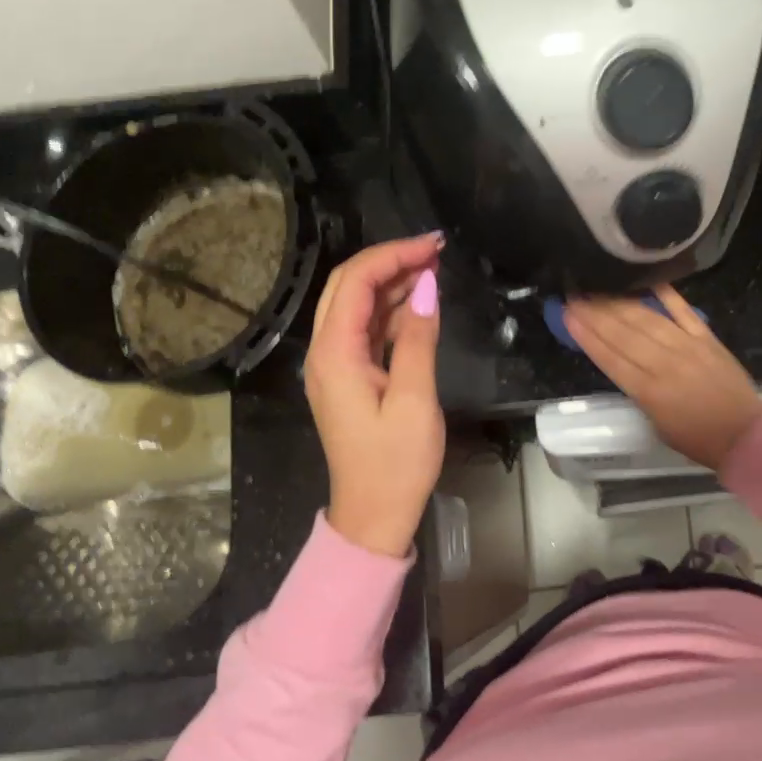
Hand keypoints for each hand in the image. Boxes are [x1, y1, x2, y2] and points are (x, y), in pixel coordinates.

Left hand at [304, 234, 445, 556]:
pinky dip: (391, 312)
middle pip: (349, 286)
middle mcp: (325, 352)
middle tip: (436, 251)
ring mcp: (334, 365)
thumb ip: (418, 338)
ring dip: (392, 284)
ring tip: (434, 270)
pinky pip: (365, 331)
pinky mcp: (348, 378)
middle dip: (390, 261)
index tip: (435, 245)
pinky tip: (419, 304)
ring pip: (357, 306)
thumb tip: (427, 285)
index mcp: (335, 354)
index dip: (394, 255)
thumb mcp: (415, 399)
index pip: (356, 282)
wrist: (374, 515)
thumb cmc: (396, 463)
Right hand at [565, 286, 761, 473]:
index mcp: (649, 391)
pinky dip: (665, 293)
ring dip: (618, 302)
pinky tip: (646, 278)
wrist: (743, 435)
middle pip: (623, 333)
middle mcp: (665, 364)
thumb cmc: (696, 439)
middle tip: (573, 295)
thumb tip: (623, 362)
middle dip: (595, 313)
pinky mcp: (707, 338)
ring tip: (597, 289)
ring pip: (646, 319)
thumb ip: (639, 391)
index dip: (586, 335)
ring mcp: (687, 347)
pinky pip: (683, 310)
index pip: (610, 358)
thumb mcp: (656, 423)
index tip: (567, 315)